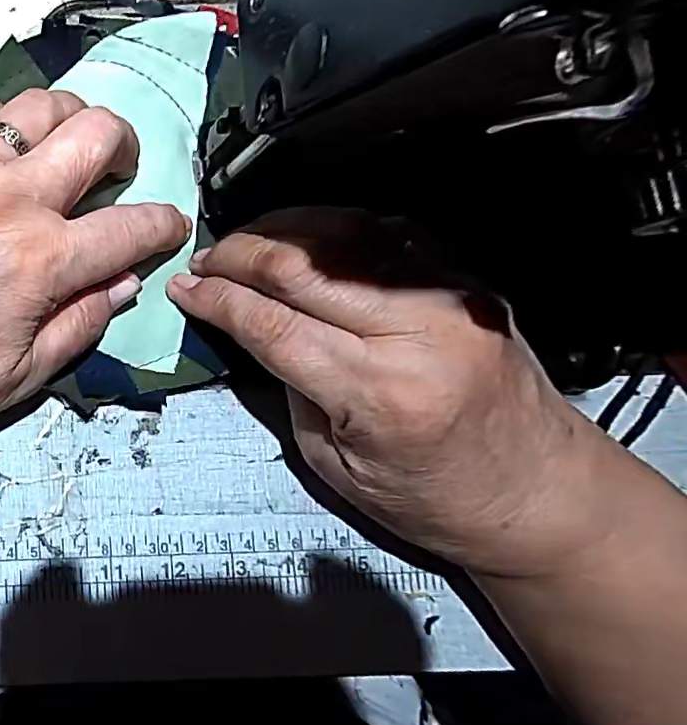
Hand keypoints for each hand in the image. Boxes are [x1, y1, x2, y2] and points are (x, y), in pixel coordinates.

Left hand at [0, 89, 191, 450]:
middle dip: (123, 151)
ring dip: (63, 122)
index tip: (161, 232)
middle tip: (109, 179)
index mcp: (41, 260)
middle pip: (99, 134)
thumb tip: (119, 284)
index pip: (135, 225)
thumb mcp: (14, 380)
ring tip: (55, 154)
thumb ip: (77, 326)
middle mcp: (7, 202)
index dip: (162, 227)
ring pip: (36, 107)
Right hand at [167, 207, 618, 579]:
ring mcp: (453, 302)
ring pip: (345, 236)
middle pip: (303, 268)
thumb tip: (244, 328)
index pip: (271, 324)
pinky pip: (387, 235)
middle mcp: (422, 334)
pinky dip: (331, 228)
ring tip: (240, 245)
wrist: (544, 495)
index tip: (180, 288)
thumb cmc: (424, 494)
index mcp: (378, 391)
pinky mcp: (469, 287)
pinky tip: (298, 239)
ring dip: (279, 232)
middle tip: (201, 262)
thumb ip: (288, 383)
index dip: (215, 300)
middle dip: (236, 257)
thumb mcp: (326, 454)